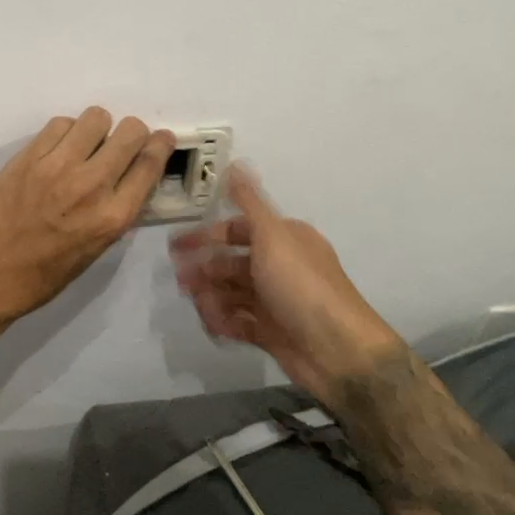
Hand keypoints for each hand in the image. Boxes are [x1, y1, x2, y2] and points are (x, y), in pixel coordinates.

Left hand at [0, 107, 174, 322]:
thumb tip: (125, 183)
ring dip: (95, 129)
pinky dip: (64, 132)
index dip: (159, 145)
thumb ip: (113, 214)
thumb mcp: (93, 251)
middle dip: (130, 133)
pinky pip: (59, 124)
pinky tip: (55, 150)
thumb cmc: (39, 277)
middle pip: (129, 132)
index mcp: (113, 218)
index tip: (159, 140)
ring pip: (95, 118)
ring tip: (82, 145)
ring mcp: (58, 168)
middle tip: (117, 143)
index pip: (150, 163)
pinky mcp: (28, 158)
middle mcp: (92, 186)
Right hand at [169, 166, 405, 388]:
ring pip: (232, 293)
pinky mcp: (271, 332)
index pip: (238, 230)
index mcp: (284, 240)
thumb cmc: (302, 286)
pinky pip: (238, 322)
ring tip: (201, 306)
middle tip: (181, 281)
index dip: (208, 236)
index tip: (177, 246)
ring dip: (212, 297)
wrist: (337, 350)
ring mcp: (275, 301)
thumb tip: (235, 163)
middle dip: (205, 269)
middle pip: (232, 263)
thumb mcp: (274, 236)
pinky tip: (215, 324)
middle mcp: (280, 267)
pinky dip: (224, 321)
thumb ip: (250, 202)